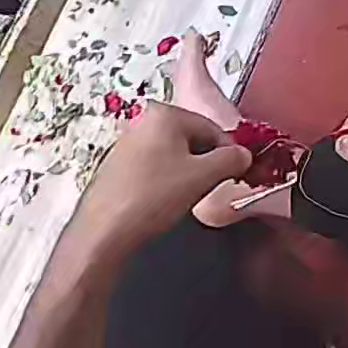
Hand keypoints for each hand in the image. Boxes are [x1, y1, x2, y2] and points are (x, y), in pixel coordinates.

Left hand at [71, 102, 251, 255]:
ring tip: (186, 197)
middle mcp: (144, 121)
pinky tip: (164, 202)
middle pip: (194, 139)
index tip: (236, 175)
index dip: (229, 153)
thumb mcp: (204, 176)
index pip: (213, 129)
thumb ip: (232, 159)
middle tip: (211, 187)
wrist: (103, 233)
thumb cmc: (154, 197)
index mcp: (165, 114)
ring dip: (188, 173)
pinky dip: (166, 181)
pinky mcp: (117, 166)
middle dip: (207, 163)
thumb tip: (244, 155)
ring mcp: (127, 143)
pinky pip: (155, 167)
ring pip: (175, 154)